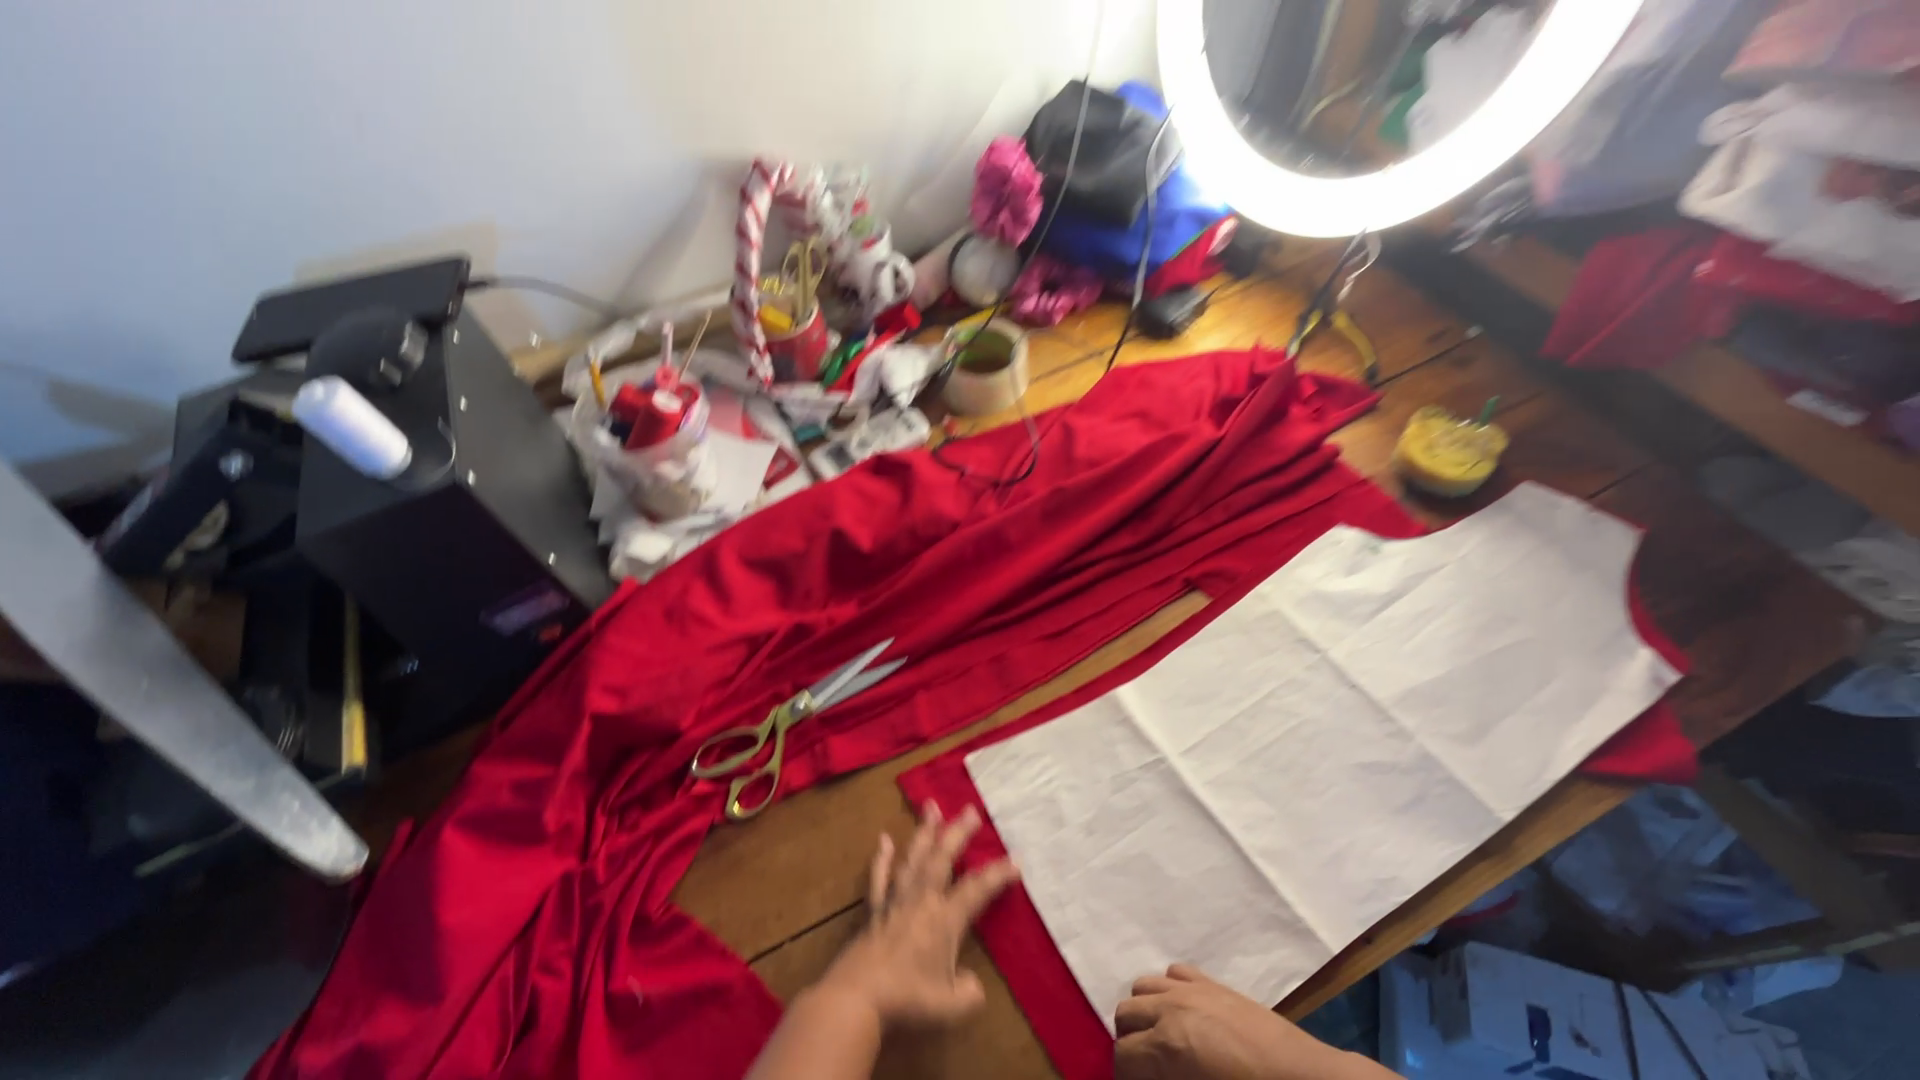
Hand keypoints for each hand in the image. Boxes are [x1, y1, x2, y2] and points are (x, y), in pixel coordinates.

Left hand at [813, 802, 1018, 1030]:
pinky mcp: (873, 911)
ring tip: (931, 807)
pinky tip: (884, 840)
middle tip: (971, 810)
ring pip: (913, 859)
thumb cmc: (907, 1000)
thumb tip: (970, 984)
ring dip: (923, 833)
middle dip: (958, 833)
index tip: (1016, 859)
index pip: (977, 890)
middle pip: (942, 859)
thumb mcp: (950, 1005)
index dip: (998, 874)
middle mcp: (922, 901)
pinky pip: (879, 878)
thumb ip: (968, 992)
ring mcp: (895, 902)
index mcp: (945, 920)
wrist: (857, 997)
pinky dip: (882, 859)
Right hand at [1115, 965, 1385, 1079]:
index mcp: (1167, 1044)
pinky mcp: (1212, 982)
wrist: (1302, 1078)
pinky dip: (1169, 990)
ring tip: (1161, 1036)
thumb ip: (1164, 1078)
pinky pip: (1174, 972)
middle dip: (1131, 1041)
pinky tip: (1184, 1012)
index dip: (1125, 1074)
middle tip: (1147, 1066)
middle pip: (1124, 1013)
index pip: (1122, 1054)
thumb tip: (1150, 1073)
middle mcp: (1171, 1007)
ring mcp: (1191, 989)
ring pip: (1143, 987)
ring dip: (1146, 1012)